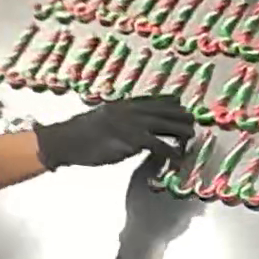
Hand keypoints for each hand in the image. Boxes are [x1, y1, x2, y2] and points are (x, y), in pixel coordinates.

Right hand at [33, 96, 195, 169]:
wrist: (66, 140)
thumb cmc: (81, 135)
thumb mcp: (104, 121)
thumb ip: (120, 122)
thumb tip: (131, 130)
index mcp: (125, 104)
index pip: (155, 100)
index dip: (171, 105)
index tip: (181, 108)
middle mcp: (131, 110)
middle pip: (166, 110)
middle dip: (182, 117)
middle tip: (192, 125)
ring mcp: (133, 124)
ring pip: (167, 125)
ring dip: (182, 132)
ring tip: (191, 139)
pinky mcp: (133, 140)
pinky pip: (160, 146)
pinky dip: (172, 153)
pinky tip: (178, 159)